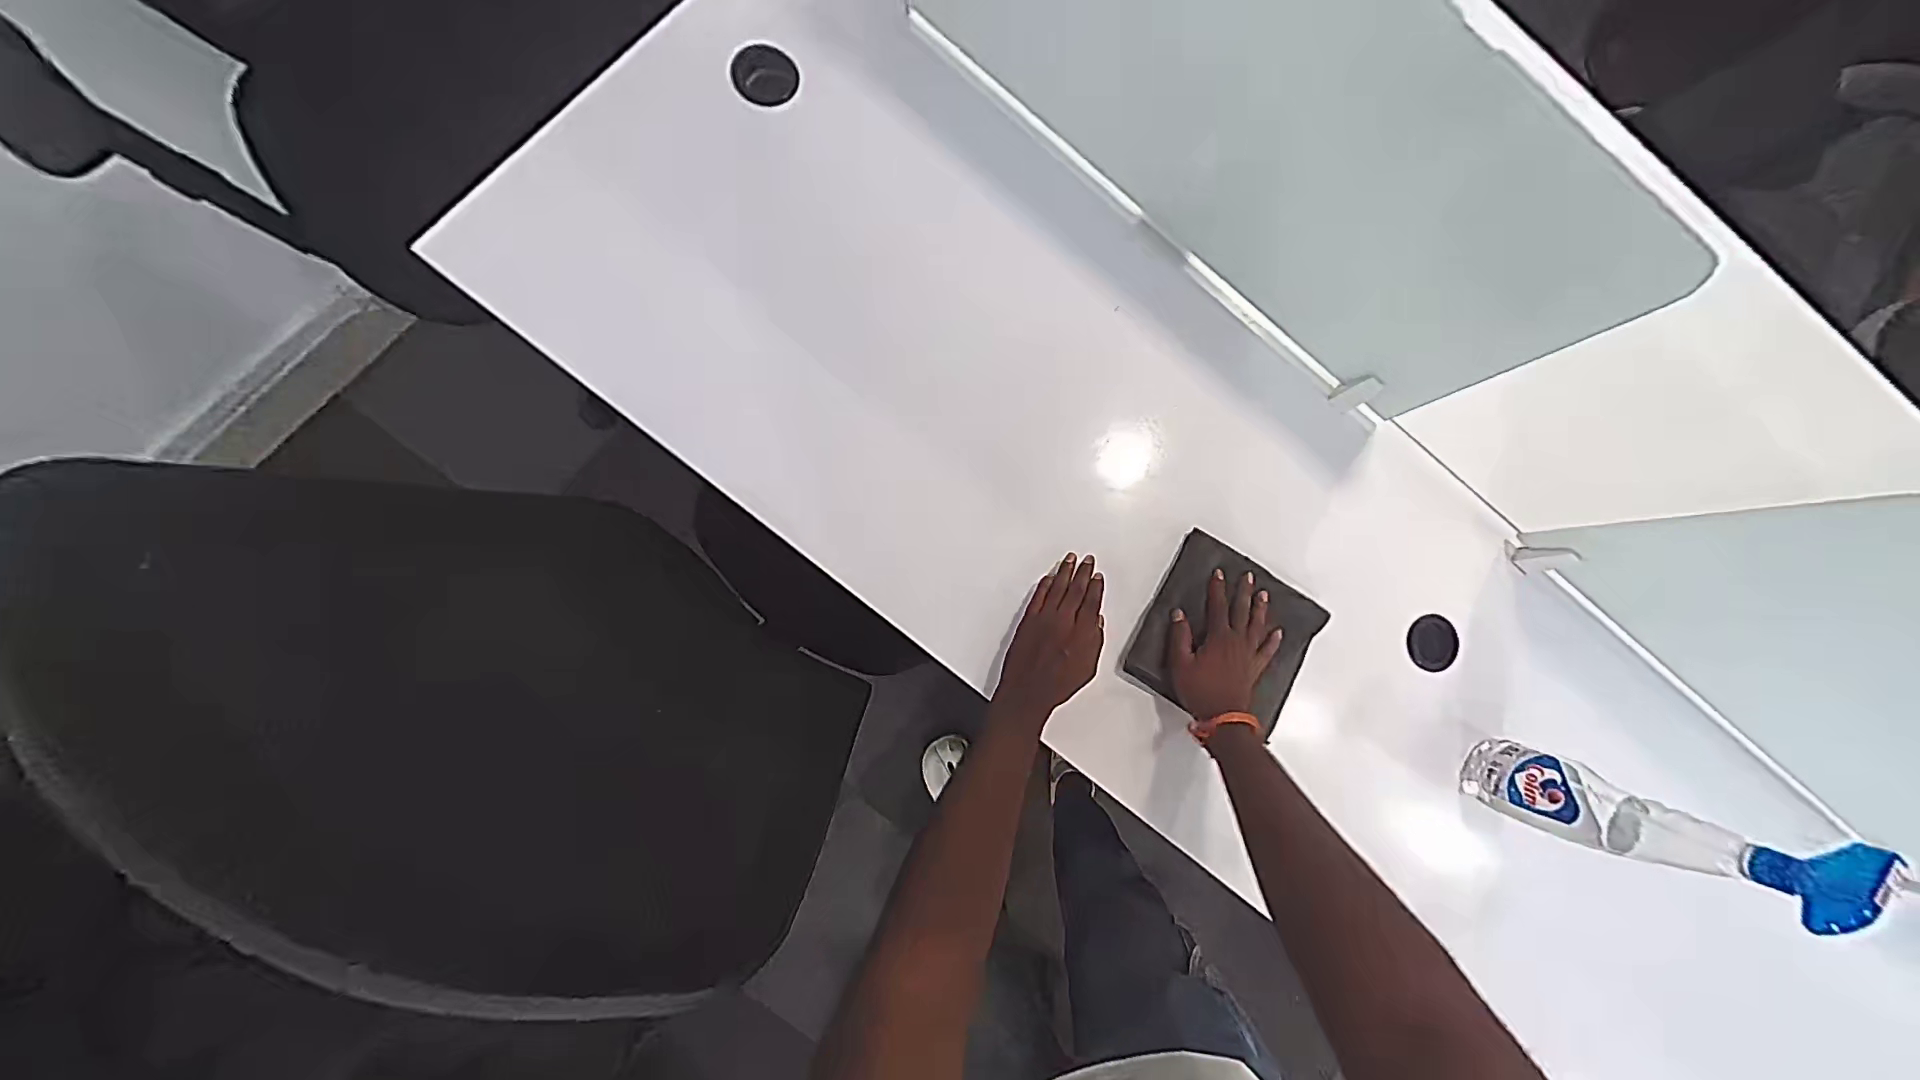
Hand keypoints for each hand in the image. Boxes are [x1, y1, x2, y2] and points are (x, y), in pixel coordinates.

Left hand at [994, 553, 1104, 720]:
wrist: (1028, 691)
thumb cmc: (1057, 684)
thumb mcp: (1087, 667)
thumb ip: (1095, 641)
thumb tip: (1097, 622)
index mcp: (1082, 632)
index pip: (1092, 601)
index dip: (1096, 587)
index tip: (1098, 576)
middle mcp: (1064, 621)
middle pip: (1076, 589)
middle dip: (1084, 572)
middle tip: (1088, 561)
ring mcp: (1045, 618)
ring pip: (1057, 587)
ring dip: (1065, 571)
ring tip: (1070, 560)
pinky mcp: (1029, 620)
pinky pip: (1038, 596)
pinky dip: (1044, 584)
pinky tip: (1049, 577)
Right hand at [1168, 569, 1282, 722]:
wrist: (1224, 717)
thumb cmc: (1201, 691)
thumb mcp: (1180, 663)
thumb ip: (1179, 637)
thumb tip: (1179, 616)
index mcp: (1218, 638)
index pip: (1218, 606)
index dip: (1218, 588)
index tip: (1219, 574)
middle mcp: (1237, 642)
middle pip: (1241, 611)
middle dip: (1243, 591)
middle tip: (1247, 577)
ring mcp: (1249, 655)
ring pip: (1257, 625)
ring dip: (1260, 608)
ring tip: (1263, 594)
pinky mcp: (1255, 668)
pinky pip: (1267, 650)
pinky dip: (1274, 640)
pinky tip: (1278, 632)